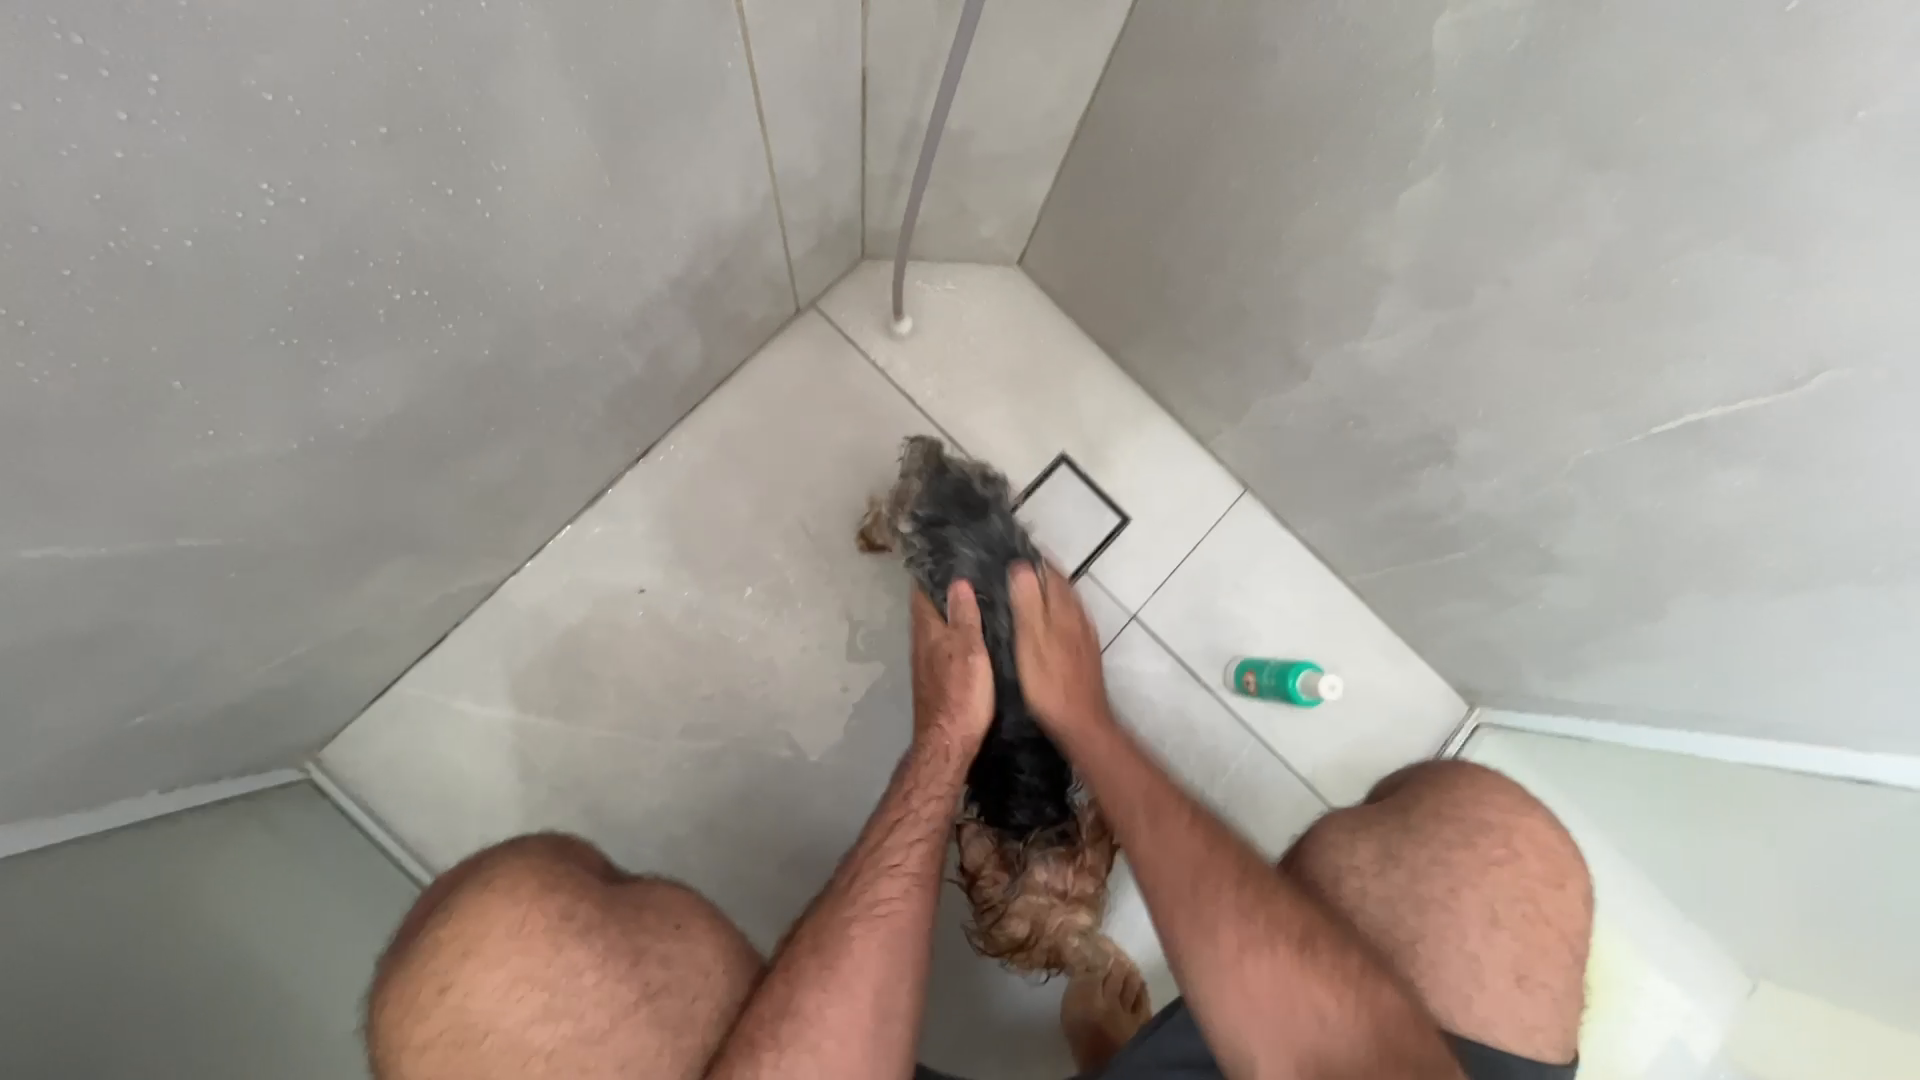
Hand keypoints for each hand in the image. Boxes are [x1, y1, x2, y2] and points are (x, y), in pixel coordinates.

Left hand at [910, 580, 994, 754]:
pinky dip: (955, 633)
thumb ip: (963, 615)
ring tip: (975, 598)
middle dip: (944, 590)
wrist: (948, 741)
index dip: (933, 571)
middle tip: (969, 572)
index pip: (922, 590)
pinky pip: (943, 645)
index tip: (949, 555)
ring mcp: (926, 661)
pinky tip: (972, 635)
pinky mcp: (935, 678)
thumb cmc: (961, 692)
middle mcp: (921, 641)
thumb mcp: (969, 648)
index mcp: (927, 628)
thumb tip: (957, 581)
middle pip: (928, 607)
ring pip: (936, 627)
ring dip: (950, 613)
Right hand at [1008, 562, 1113, 739]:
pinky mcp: (1086, 653)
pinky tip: (1047, 624)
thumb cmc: (1048, 683)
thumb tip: (1022, 567)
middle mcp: (1079, 617)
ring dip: (1051, 593)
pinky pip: (1071, 621)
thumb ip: (1028, 603)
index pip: (1052, 572)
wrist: (1080, 722)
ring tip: (1028, 590)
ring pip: (1068, 604)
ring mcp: (1085, 636)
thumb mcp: (1030, 641)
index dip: (1036, 560)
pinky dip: (1058, 613)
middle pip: (1062, 586)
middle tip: (1018, 569)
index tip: (1016, 551)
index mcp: (1064, 610)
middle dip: (1043, 574)